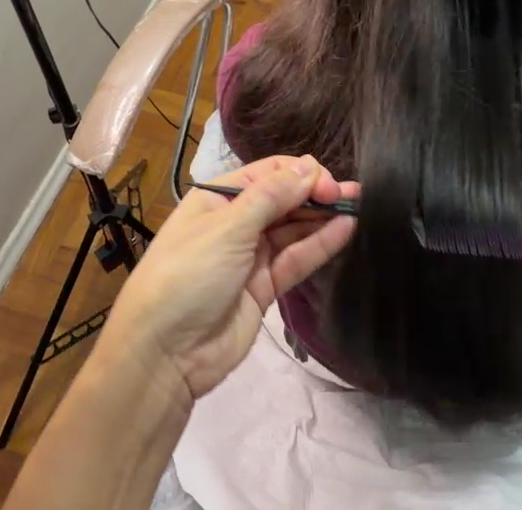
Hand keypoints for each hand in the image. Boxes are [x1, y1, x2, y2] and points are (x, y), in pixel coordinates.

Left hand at [100, 155, 357, 407]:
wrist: (163, 354)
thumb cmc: (187, 275)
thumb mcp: (227, 228)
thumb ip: (272, 197)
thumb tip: (309, 168)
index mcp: (216, 199)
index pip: (266, 173)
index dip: (299, 173)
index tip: (328, 183)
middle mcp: (234, 223)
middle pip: (282, 200)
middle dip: (315, 193)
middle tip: (350, 194)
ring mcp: (249, 257)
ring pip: (292, 229)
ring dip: (322, 217)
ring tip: (358, 205)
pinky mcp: (263, 288)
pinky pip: (294, 259)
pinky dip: (319, 245)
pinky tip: (345, 229)